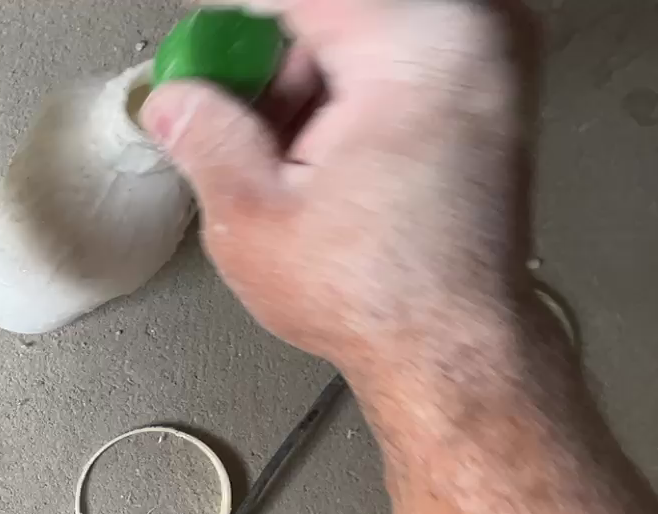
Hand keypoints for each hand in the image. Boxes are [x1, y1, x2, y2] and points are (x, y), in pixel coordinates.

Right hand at [140, 0, 539, 393]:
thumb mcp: (248, 215)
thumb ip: (205, 137)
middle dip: (268, 62)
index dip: (233, 21)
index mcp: (415, 48)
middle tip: (219, 121)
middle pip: (335, 12)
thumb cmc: (361, 289)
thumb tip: (170, 97)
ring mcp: (487, 60)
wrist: (440, 337)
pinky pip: (393, 60)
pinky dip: (337, 96)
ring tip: (272, 161)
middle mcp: (471, 34)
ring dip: (300, 84)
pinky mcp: (482, 91)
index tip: (193, 54)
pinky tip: (311, 158)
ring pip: (361, 36)